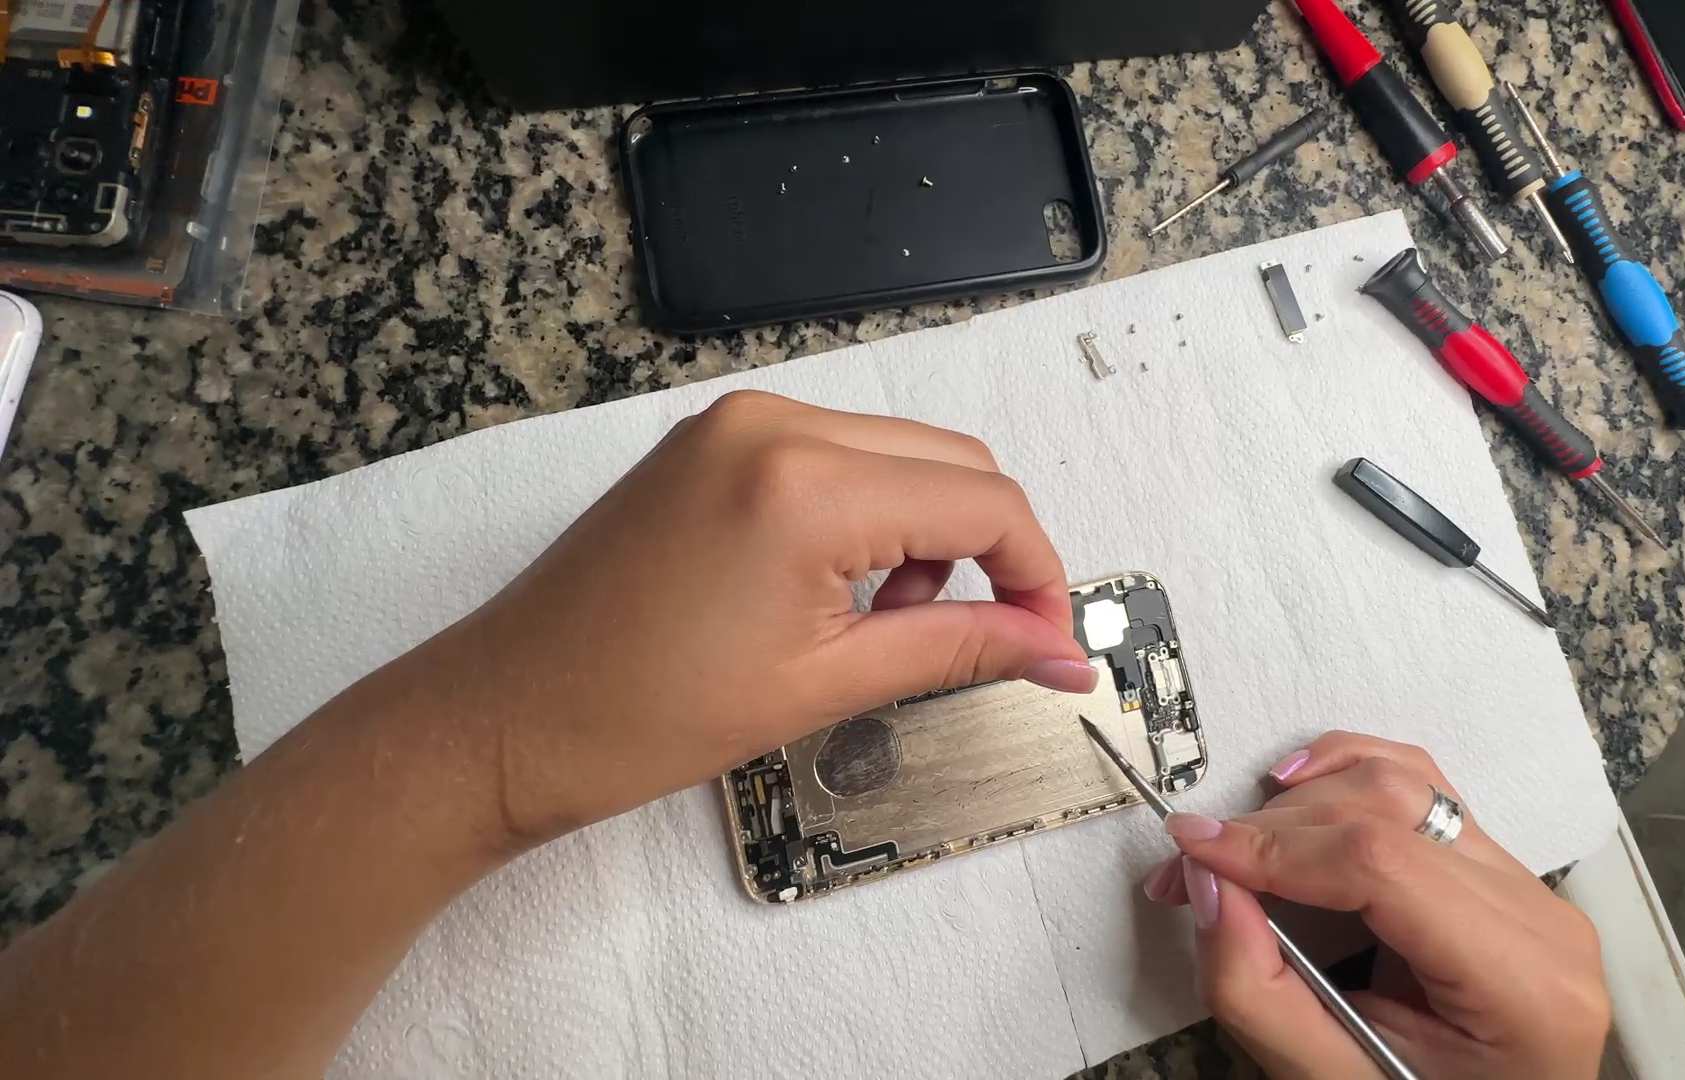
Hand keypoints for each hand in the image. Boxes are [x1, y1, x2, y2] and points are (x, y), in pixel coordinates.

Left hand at [376, 390, 1096, 846]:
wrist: (499, 718)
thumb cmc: (643, 716)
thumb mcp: (829, 684)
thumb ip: (963, 650)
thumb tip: (1060, 657)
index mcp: (807, 483)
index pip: (984, 502)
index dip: (1038, 574)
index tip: (1045, 641)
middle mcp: (778, 422)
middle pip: (954, 463)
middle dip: (991, 549)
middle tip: (983, 633)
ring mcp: (744, 420)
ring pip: (904, 455)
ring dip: (932, 530)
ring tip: (891, 616)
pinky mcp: (722, 438)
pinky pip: (845, 454)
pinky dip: (878, 512)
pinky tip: (846, 579)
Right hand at [1141, 732, 1608, 1079]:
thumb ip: (1254, 988)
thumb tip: (1204, 876)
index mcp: (1522, 983)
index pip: (1379, 864)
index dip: (1274, 845)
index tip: (1191, 849)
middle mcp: (1535, 910)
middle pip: (1378, 810)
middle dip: (1265, 829)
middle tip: (1192, 867)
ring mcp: (1516, 873)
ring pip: (1390, 778)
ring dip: (1295, 800)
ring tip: (1239, 846)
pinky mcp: (1484, 853)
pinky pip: (1408, 773)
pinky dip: (1338, 764)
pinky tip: (1290, 787)